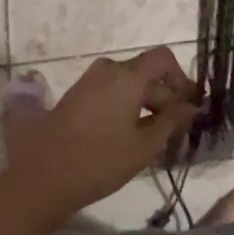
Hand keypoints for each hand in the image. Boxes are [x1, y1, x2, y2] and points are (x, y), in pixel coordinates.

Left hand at [1, 47, 199, 218]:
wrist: (43, 177)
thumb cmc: (100, 159)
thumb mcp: (144, 145)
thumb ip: (171, 120)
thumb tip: (190, 106)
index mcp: (128, 75)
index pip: (163, 58)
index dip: (180, 78)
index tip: (188, 106)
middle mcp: (108, 70)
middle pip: (146, 72)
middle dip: (164, 96)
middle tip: (175, 130)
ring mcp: (89, 81)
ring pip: (128, 83)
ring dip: (145, 103)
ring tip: (153, 136)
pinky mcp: (76, 96)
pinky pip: (110, 91)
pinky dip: (126, 106)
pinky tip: (128, 135)